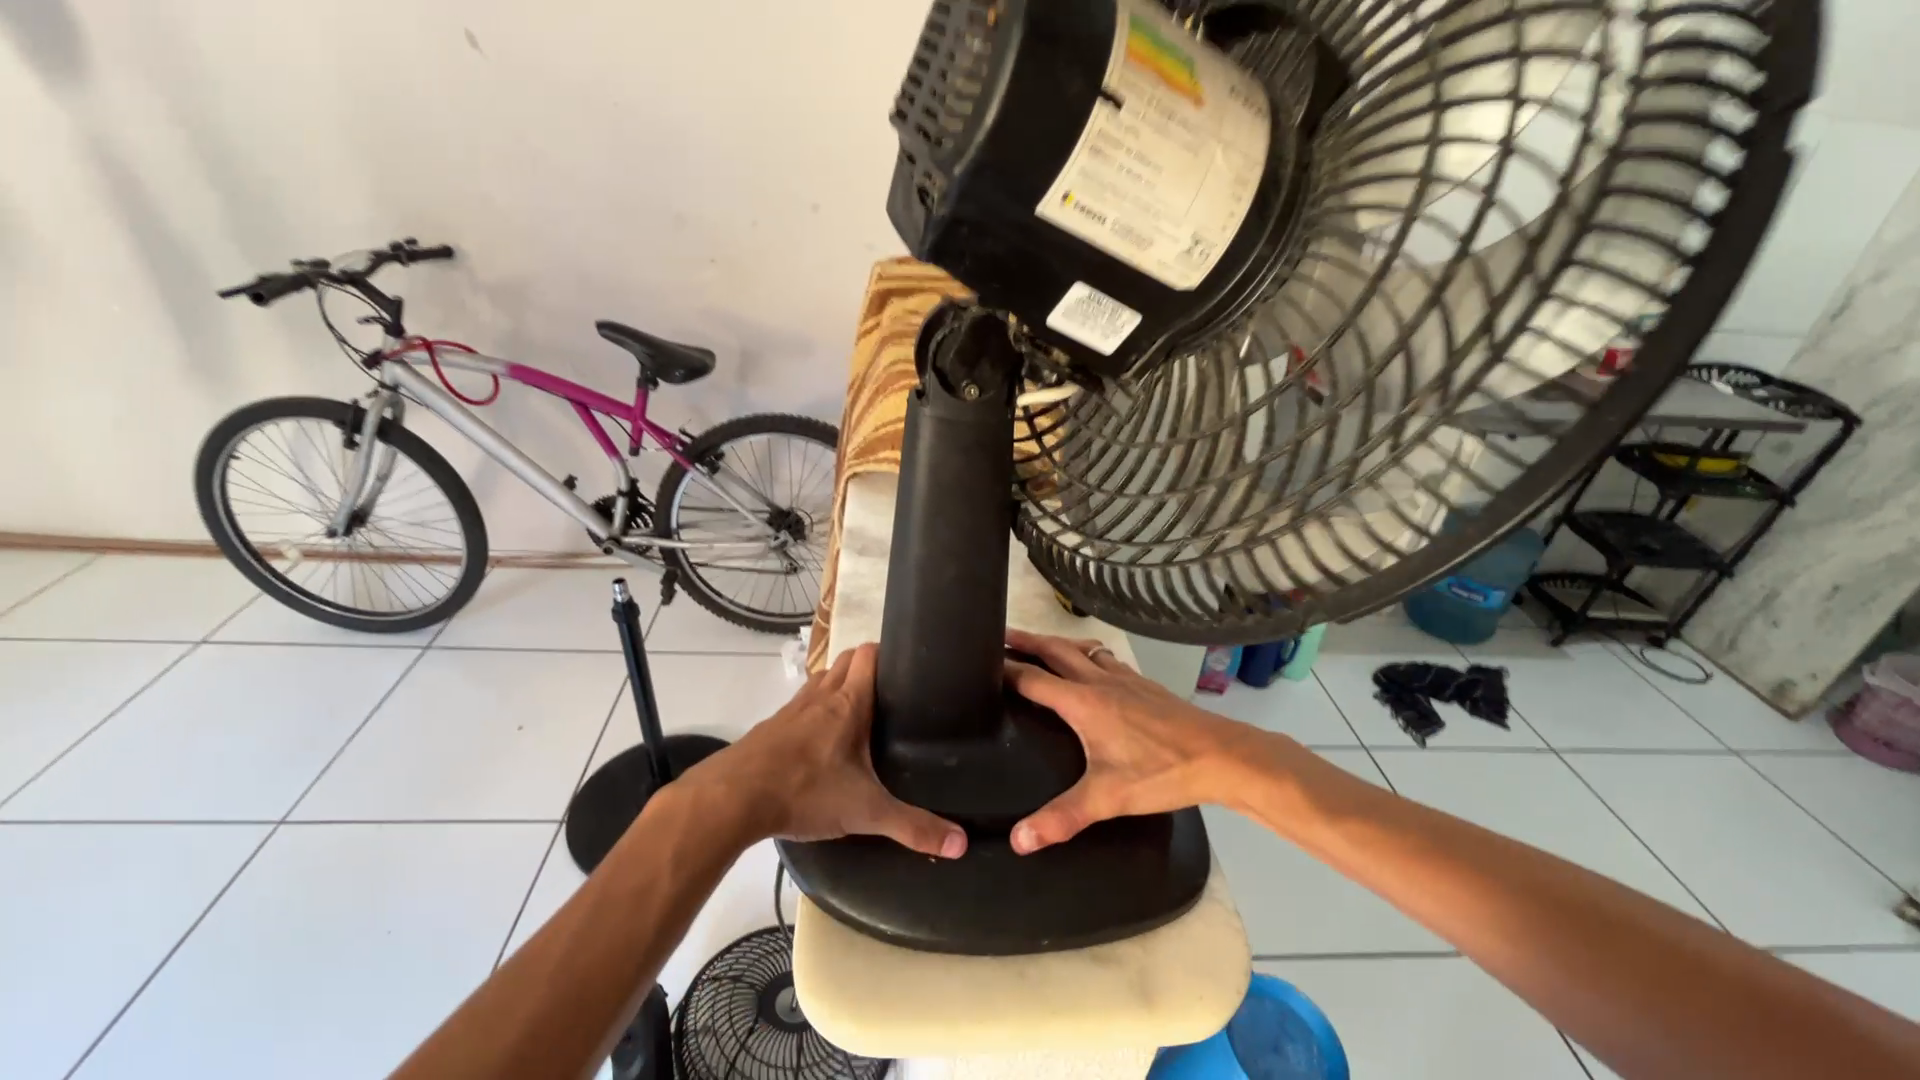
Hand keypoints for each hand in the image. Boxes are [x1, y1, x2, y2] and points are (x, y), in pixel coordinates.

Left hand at [689, 644, 966, 858]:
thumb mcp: (866, 813)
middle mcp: (820, 696)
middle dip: (868, 668)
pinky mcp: (771, 728)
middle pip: (846, 660)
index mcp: (848, 702)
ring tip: (863, 713)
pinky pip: (801, 706)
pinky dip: (816, 711)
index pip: (870, 653)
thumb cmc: (805, 791)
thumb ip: (913, 827)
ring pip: (822, 680)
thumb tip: (961, 844)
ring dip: (840, 686)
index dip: (890, 653)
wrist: (731, 798)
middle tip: (894, 692)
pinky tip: (823, 743)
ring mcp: (791, 709)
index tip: (911, 667)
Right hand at [1003, 628, 1267, 853]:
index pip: (1032, 678)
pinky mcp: (1144, 685)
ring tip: (1039, 644)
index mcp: (1083, 702)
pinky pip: (1106, 659)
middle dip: (1025, 641)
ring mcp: (1125, 679)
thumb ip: (1061, 818)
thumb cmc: (1162, 772)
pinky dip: (1086, 654)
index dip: (1003, 668)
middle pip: (1054, 650)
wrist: (1223, 756)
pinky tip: (1094, 666)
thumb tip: (1019, 840)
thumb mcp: (1108, 799)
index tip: (978, 659)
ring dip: (1055, 644)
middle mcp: (1100, 681)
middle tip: (999, 634)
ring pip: (1081, 650)